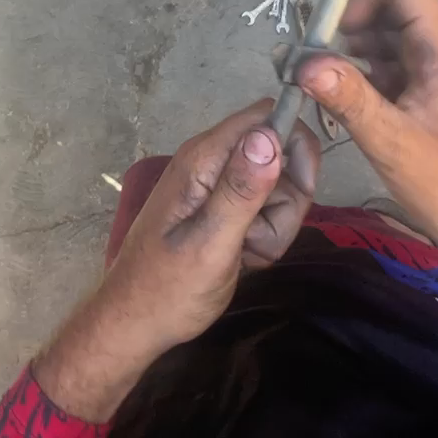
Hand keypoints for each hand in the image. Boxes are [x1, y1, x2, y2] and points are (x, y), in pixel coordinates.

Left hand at [34, 101, 318, 419]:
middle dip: (284, 200)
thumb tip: (270, 133)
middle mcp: (213, 159)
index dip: (293, 145)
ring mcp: (219, 183)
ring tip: (242, 253)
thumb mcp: (210, 243)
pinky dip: (263, 237)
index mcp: (205, 156)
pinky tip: (240, 258)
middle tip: (258, 238)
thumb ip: (241, 189)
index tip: (300, 189)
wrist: (138, 321)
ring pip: (278, 188)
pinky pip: (266, 210)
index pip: (267, 116)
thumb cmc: (169, 287)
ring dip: (273, 226)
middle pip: (280, 155)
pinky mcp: (225, 205)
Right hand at [294, 0, 437, 332]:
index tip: (335, 30)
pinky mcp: (422, 88)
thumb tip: (303, 63)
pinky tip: (342, 98)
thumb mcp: (393, 144)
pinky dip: (358, 69)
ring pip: (384, 30)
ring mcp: (432, 68)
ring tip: (323, 81)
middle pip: (390, 1)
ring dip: (349, 46)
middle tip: (316, 58)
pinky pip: (386, 59)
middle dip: (348, 20)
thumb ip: (349, 98)